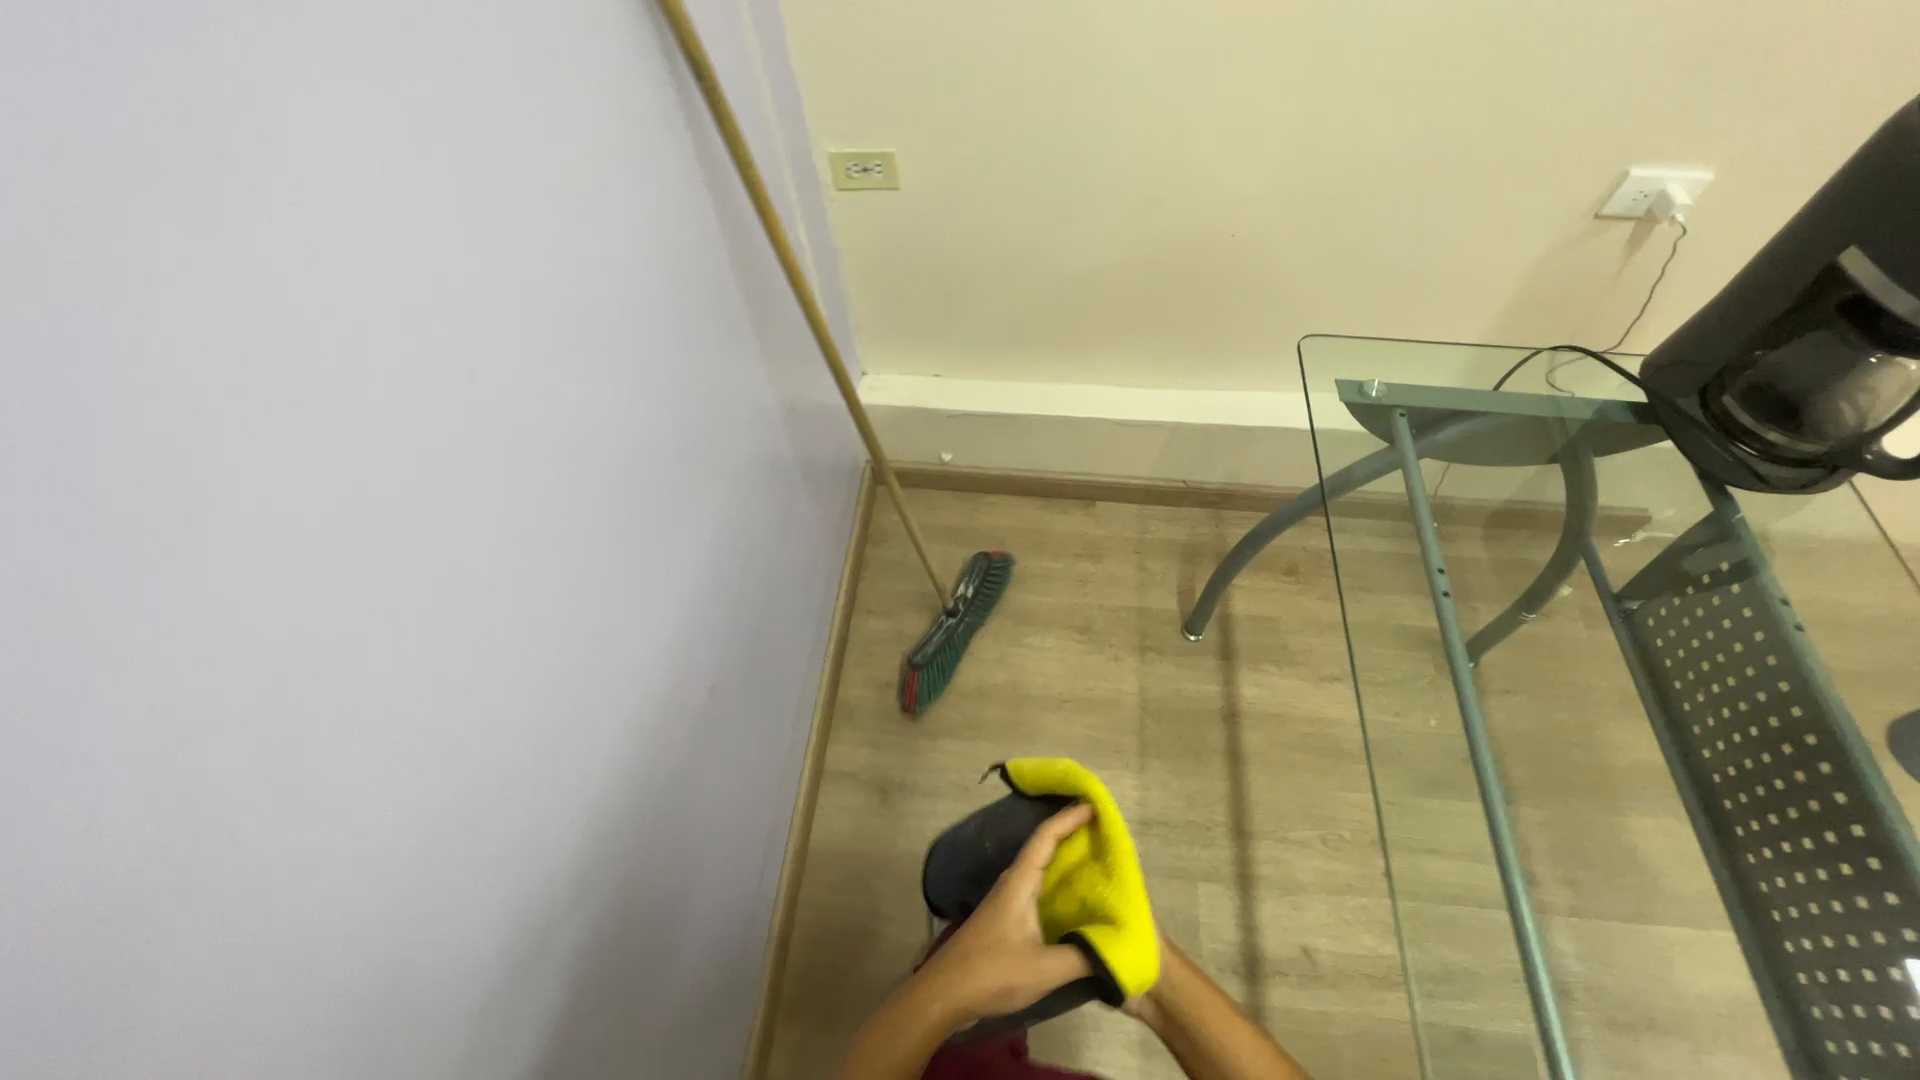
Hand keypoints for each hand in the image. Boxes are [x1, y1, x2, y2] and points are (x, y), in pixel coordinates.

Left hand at [911, 802, 1095, 1026]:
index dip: (1069, 818)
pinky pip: (1038, 888)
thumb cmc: (992, 973)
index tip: (1095, 805)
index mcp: (1019, 882)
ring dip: (1065, 858)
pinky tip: (1075, 898)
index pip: (1046, 837)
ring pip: (1040, 868)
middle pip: (1044, 846)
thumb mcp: (1044, 969)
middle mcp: (1013, 883)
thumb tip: (1117, 947)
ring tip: (1096, 856)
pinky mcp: (1007, 918)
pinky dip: (1059, 883)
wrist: (945, 994)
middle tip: (1104, 829)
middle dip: (1071, 832)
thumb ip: (1084, 956)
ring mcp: (1008, 900)